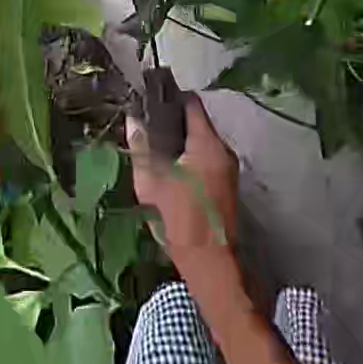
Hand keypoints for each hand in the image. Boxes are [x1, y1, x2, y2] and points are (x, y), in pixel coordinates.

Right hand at [128, 96, 238, 260]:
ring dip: (183, 141)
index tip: (150, 100)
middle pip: (198, 121)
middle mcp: (223, 150)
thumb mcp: (151, 183)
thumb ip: (141, 147)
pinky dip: (192, 156)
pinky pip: (208, 158)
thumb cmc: (179, 220)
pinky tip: (174, 169)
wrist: (213, 266)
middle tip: (149, 127)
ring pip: (203, 141)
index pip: (191, 102)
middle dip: (174, 121)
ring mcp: (230, 169)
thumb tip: (133, 120)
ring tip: (158, 148)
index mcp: (207, 143)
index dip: (170, 97)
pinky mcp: (229, 185)